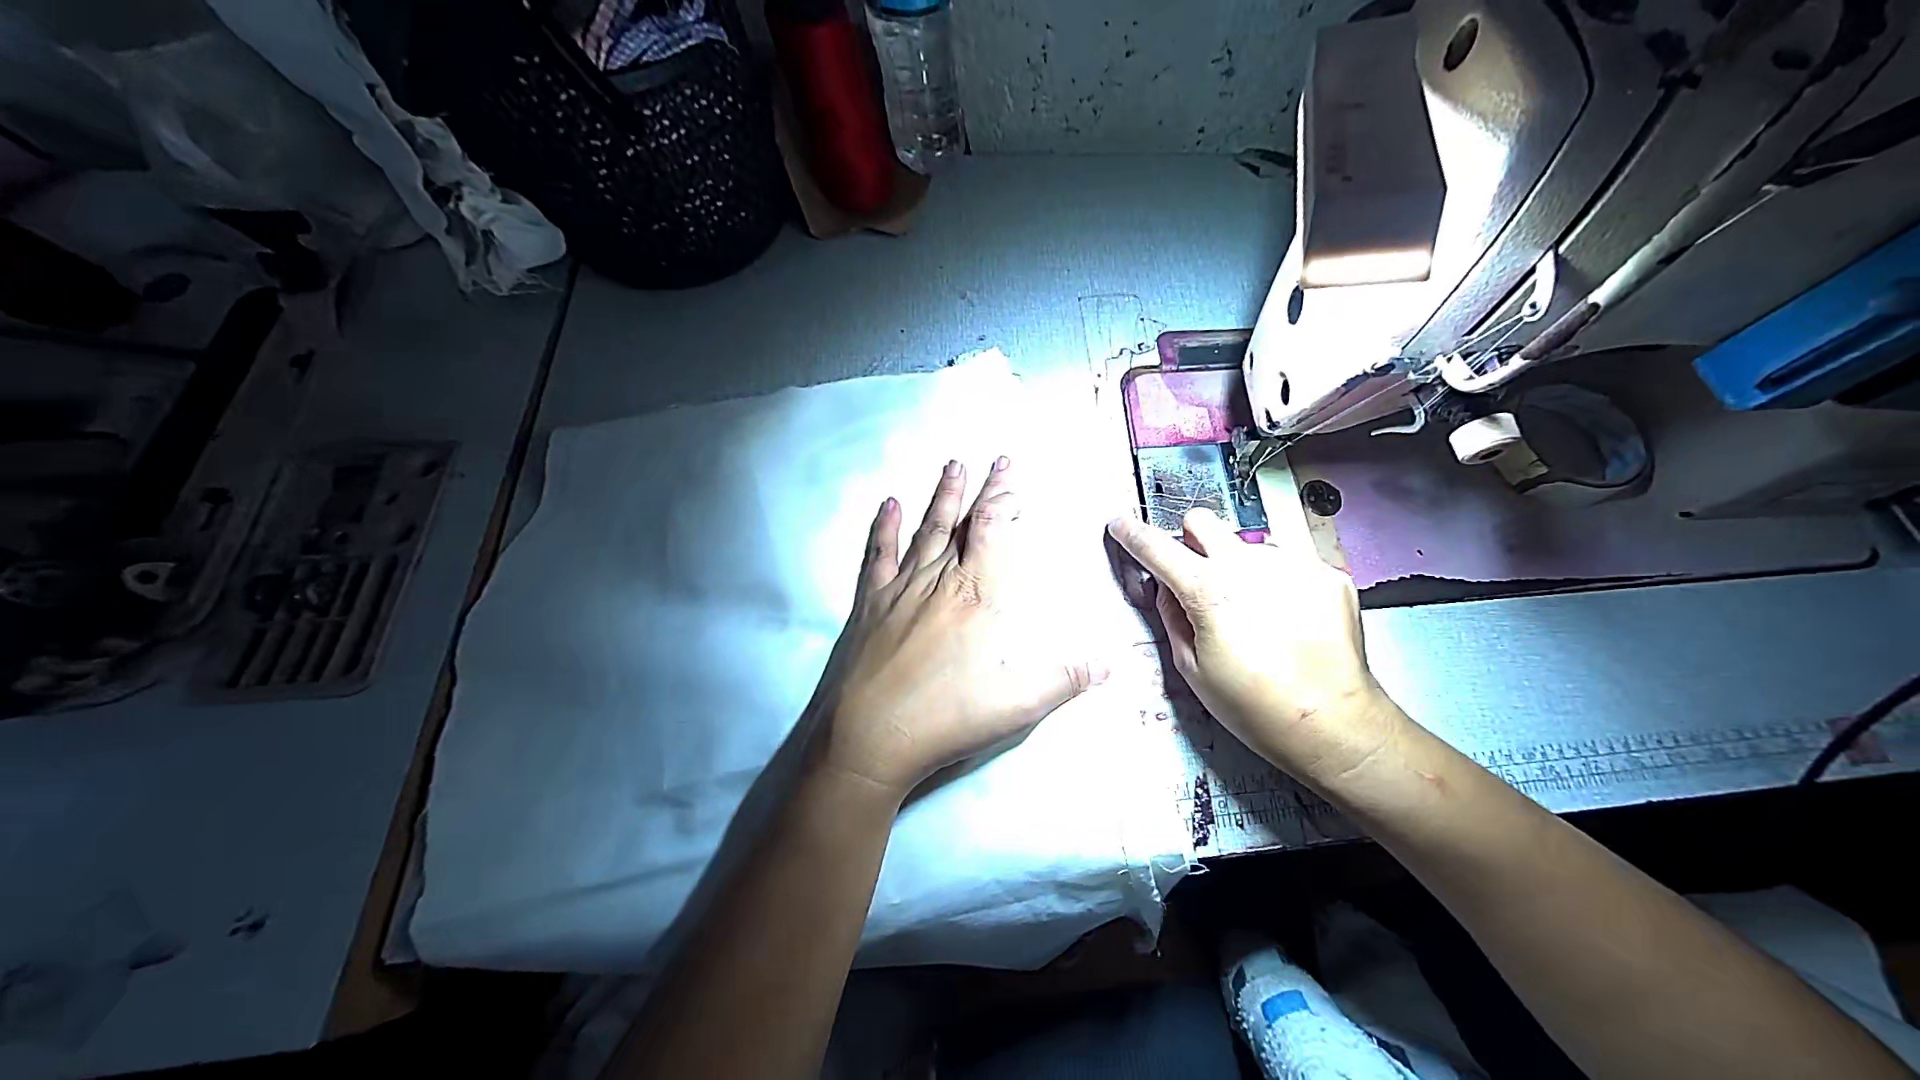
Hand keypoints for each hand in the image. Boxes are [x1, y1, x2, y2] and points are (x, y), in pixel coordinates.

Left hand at [810, 457, 1106, 799]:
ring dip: (940, 498)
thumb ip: (1065, 679)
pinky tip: (888, 505)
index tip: (1010, 473)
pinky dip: (884, 528)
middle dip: (981, 489)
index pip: (994, 530)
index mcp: (977, 595)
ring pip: (925, 530)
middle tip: (991, 460)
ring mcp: (901, 589)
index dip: (1003, 497)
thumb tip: (1109, 665)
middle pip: (964, 522)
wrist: (870, 735)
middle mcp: (939, 580)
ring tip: (951, 466)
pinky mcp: (870, 604)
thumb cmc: (948, 718)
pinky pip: (879, 556)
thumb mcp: (1019, 705)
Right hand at [1106, 508, 1400, 785]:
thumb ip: (1173, 617)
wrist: (1333, 724)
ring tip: (1256, 616)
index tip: (1123, 525)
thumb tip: (1168, 590)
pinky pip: (1288, 563)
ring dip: (1241, 567)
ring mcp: (1292, 565)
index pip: (1157, 547)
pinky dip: (1279, 584)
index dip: (1132, 534)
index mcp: (1208, 590)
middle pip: (1202, 522)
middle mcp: (1249, 566)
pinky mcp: (1326, 574)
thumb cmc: (1258, 707)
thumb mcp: (1193, 669)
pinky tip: (1287, 620)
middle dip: (1191, 540)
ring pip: (1247, 545)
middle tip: (1198, 575)